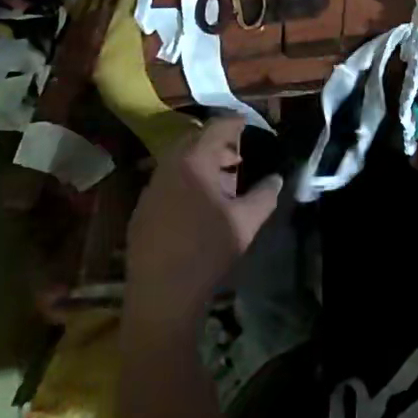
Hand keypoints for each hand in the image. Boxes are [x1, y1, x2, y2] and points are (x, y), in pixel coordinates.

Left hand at [124, 118, 280, 332]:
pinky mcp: (142, 210)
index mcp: (193, 163)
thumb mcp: (246, 222)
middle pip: (193, 140)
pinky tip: (199, 203)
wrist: (162, 296)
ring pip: (177, 161)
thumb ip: (265, 194)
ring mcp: (150, 189)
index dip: (235, 122)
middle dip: (217, 142)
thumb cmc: (208, 252)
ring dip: (201, 162)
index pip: (215, 128)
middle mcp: (167, 168)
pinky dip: (185, 180)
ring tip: (224, 179)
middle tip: (239, 154)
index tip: (250, 123)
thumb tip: (276, 178)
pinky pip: (166, 181)